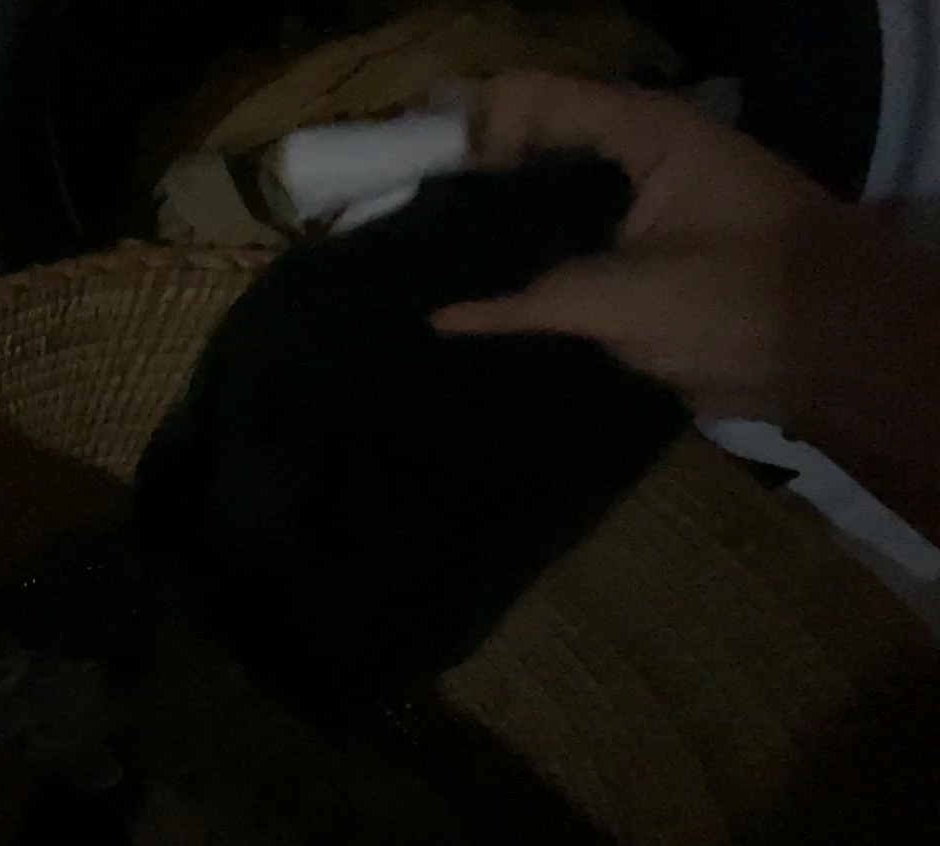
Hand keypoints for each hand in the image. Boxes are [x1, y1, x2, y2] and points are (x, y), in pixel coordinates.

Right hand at [430, 72, 939, 426]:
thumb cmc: (744, 302)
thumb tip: (441, 316)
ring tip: (416, 251)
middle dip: (474, 178)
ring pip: (538, 212)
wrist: (823, 358)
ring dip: (486, 231)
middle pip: (538, 156)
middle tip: (403, 208)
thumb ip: (530, 302)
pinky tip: (458, 302)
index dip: (488, 123)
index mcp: (656, 143)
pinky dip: (507, 279)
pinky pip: (546, 264)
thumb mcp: (629, 296)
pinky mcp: (617, 272)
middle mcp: (635, 173)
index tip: (421, 162)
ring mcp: (625, 223)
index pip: (555, 106)